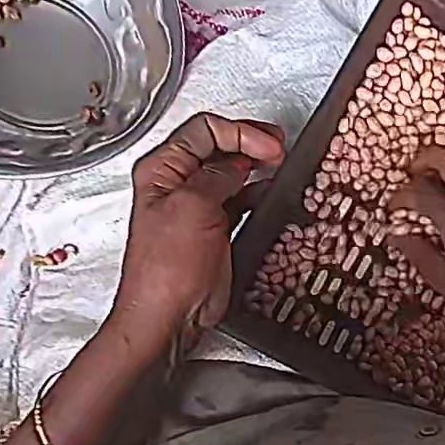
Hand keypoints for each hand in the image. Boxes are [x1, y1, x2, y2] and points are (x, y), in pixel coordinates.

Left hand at [109, 113, 284, 347]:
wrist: (170, 313)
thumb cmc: (167, 268)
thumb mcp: (192, 207)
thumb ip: (217, 177)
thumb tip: (238, 163)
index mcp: (163, 171)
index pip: (205, 132)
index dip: (241, 133)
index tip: (270, 146)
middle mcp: (178, 185)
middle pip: (219, 148)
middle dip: (250, 143)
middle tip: (279, 147)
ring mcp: (198, 208)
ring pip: (232, 174)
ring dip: (257, 168)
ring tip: (281, 167)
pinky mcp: (216, 230)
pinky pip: (240, 201)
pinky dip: (258, 194)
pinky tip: (272, 194)